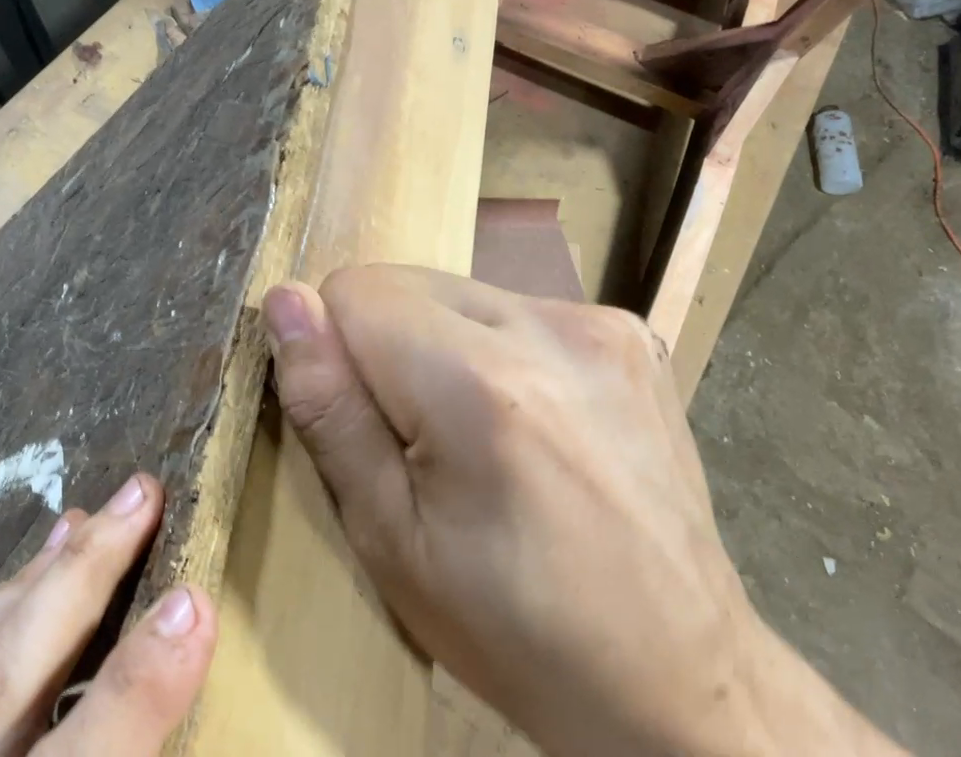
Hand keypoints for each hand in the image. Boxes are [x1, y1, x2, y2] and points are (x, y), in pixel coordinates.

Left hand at [0, 473, 217, 755]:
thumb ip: (132, 736)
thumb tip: (175, 642)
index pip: (90, 751)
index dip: (141, 680)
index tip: (192, 601)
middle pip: (10, 675)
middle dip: (82, 576)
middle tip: (140, 496)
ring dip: (32, 580)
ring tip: (87, 522)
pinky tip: (24, 584)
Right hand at [261, 265, 904, 756]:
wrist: (676, 678)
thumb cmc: (512, 628)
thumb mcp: (386, 538)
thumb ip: (329, 410)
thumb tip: (284, 303)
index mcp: (480, 386)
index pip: (351, 290)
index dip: (335, 352)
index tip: (363, 426)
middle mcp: (552, 330)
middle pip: (403, 281)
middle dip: (382, 346)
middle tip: (415, 444)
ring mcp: (604, 327)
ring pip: (453, 291)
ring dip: (435, 347)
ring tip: (472, 438)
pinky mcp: (632, 337)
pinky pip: (511, 308)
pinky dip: (491, 351)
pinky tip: (523, 424)